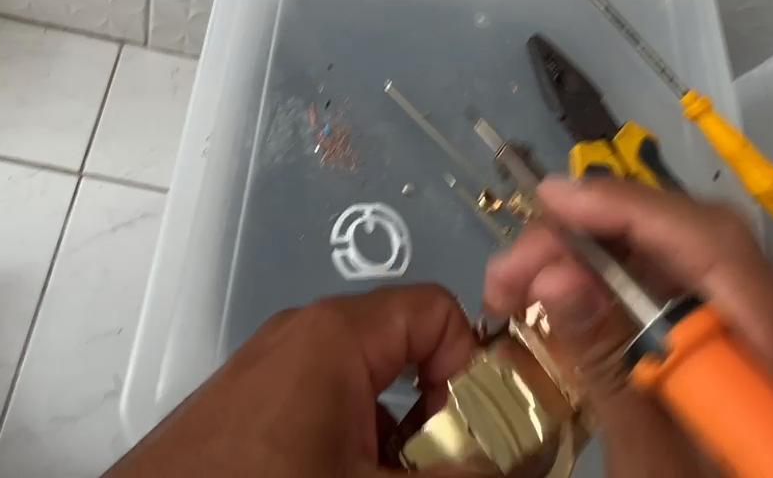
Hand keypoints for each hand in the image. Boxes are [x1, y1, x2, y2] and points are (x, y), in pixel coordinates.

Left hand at [106, 284, 482, 477]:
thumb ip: (460, 477)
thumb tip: (522, 469)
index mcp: (336, 333)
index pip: (436, 310)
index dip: (474, 367)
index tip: (482, 436)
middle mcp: (304, 333)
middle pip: (405, 348)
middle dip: (441, 416)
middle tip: (445, 472)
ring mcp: (272, 366)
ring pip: (367, 384)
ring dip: (399, 438)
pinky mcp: (251, 402)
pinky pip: (326, 404)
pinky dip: (355, 442)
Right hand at [485, 178, 772, 476]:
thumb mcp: (655, 471)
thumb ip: (612, 371)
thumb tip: (554, 274)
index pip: (715, 248)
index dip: (631, 209)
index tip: (551, 201)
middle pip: (682, 242)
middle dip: (589, 235)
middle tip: (512, 266)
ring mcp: (742, 343)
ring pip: (659, 261)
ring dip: (580, 258)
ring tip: (512, 285)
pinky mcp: (709, 353)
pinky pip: (650, 292)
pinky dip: (593, 287)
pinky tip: (548, 303)